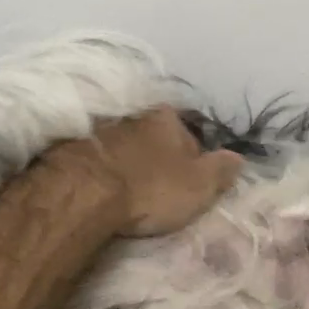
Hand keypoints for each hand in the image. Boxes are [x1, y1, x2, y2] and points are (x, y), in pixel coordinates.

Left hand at [62, 107, 244, 236]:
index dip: (194, 160)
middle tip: (158, 190)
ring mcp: (99, 129)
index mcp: (167, 117)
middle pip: (154, 139)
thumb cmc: (150, 188)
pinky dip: (102, 172)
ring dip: (128, 165)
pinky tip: (102, 191)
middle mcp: (133, 115)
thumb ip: (222, 169)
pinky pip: (96, 159)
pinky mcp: (70, 148)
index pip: (190, 135)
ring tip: (128, 193)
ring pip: (124, 147)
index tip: (189, 183)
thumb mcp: (200, 185)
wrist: (83, 194)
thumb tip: (238, 157)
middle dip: (158, 159)